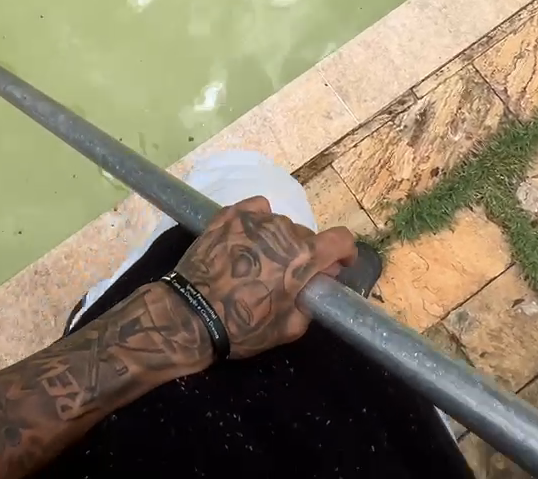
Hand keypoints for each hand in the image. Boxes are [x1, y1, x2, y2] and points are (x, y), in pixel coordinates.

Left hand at [173, 195, 356, 358]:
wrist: (192, 313)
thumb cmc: (244, 326)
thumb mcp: (290, 327)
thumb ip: (311, 301)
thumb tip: (318, 281)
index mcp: (303, 257)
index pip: (341, 239)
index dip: (344, 252)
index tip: (338, 264)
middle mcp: (282, 229)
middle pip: (306, 236)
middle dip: (306, 254)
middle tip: (291, 274)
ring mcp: (253, 218)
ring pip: (280, 223)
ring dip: (279, 240)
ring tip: (262, 260)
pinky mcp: (228, 214)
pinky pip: (255, 209)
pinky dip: (258, 221)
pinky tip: (248, 238)